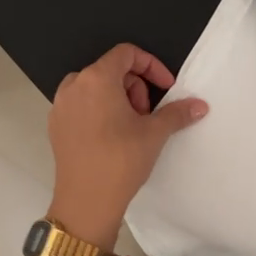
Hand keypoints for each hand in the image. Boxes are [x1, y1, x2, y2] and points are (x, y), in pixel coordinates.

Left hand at [46, 44, 207, 248]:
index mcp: (97, 78)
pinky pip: (81, 105)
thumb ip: (177, 112)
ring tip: (131, 126)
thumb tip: (200, 105)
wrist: (86, 201)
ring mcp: (60, 105)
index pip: (127, 54)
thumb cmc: (121, 160)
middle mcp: (73, 85)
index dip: (152, 66)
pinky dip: (100, 111)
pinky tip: (112, 137)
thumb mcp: (155, 133)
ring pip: (95, 88)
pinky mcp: (55, 125)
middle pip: (111, 70)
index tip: (166, 88)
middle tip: (147, 114)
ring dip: (118, 98)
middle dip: (135, 87)